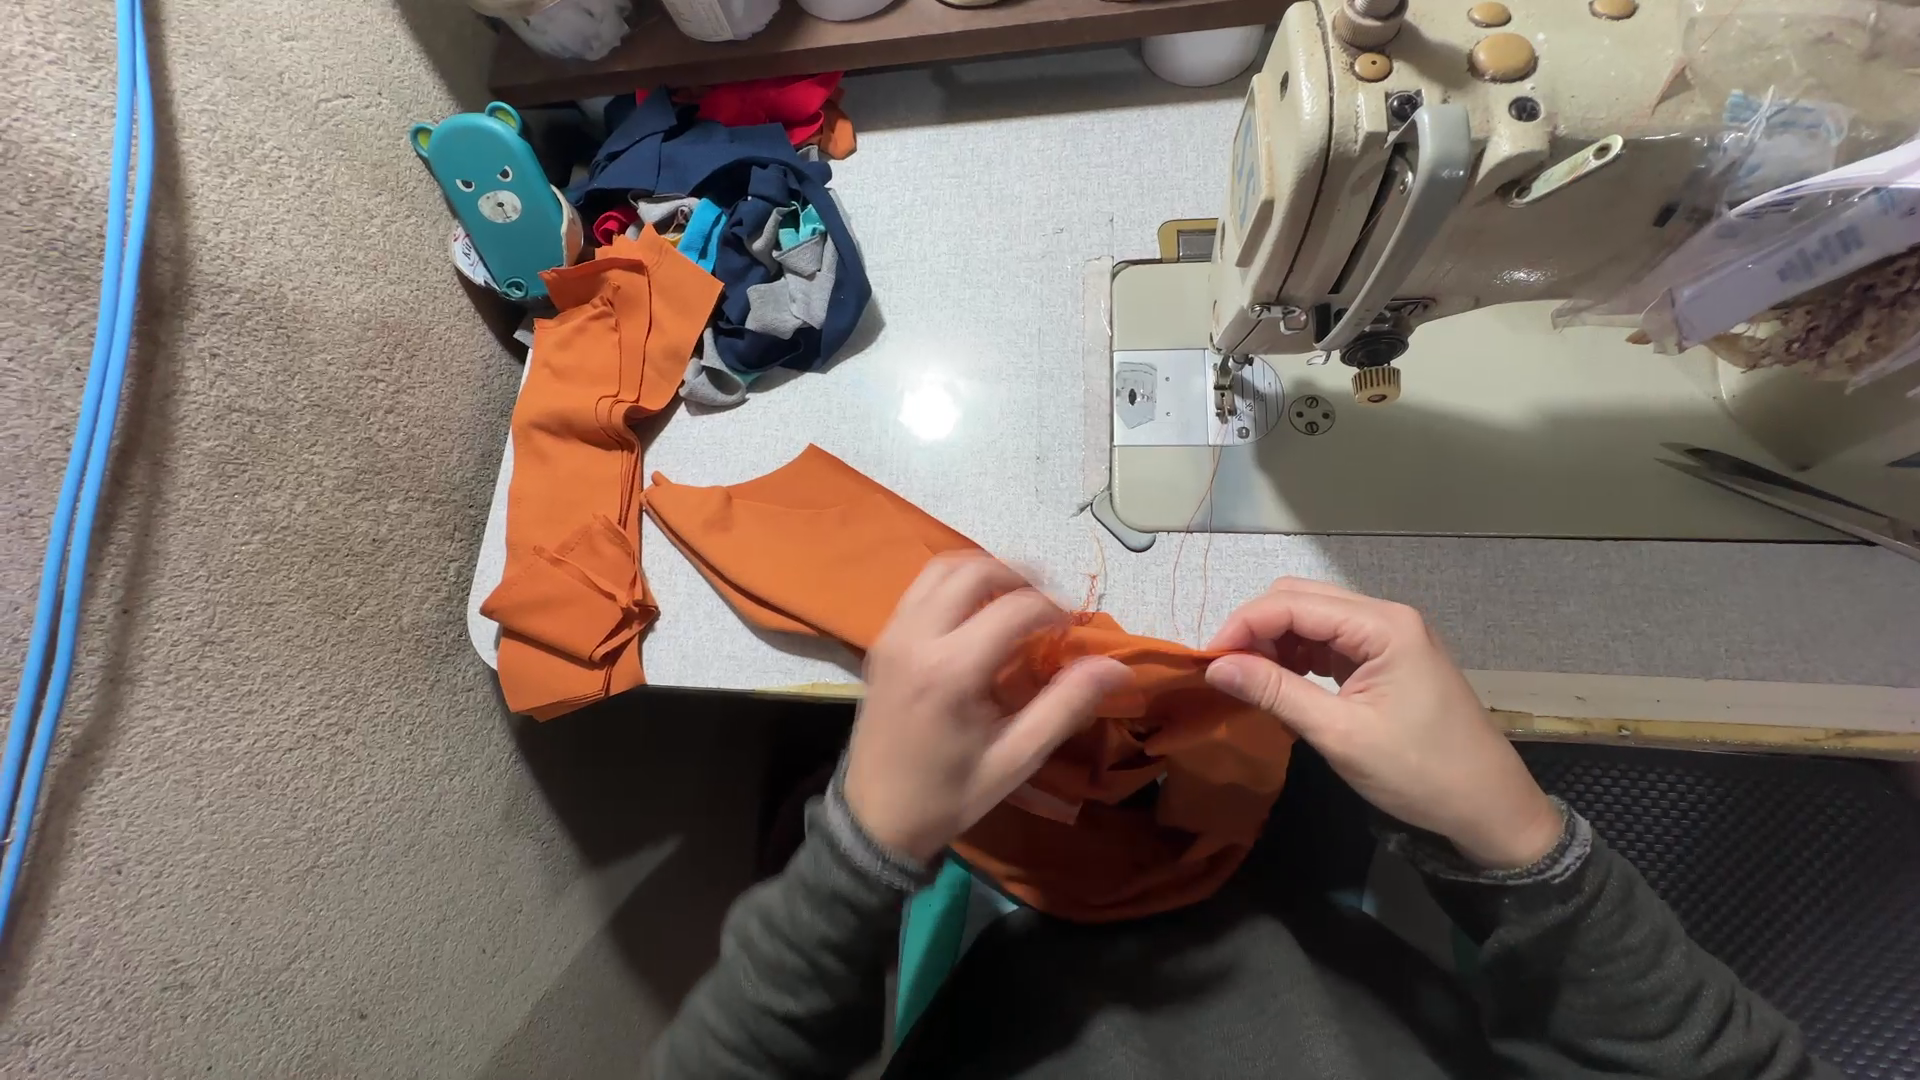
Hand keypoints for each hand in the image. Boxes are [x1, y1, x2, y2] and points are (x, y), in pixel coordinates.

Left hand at [843, 553, 1133, 861]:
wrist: (875, 817)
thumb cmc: (950, 794)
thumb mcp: (1015, 760)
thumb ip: (1065, 706)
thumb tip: (1117, 667)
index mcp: (951, 670)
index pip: (1015, 607)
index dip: (1054, 609)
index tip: (1071, 629)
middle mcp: (916, 638)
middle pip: (974, 570)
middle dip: (1020, 576)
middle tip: (1048, 605)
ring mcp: (892, 635)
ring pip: (941, 569)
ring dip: (984, 572)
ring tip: (1015, 599)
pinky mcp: (882, 640)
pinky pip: (920, 589)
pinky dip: (954, 585)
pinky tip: (976, 613)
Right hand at [1203, 579, 1561, 869]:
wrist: (1492, 811)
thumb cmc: (1419, 773)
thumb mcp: (1339, 733)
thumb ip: (1274, 692)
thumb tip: (1214, 666)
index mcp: (1382, 625)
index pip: (1291, 604)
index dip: (1242, 625)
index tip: (1208, 661)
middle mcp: (1385, 616)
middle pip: (1299, 599)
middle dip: (1255, 628)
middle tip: (1225, 669)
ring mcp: (1388, 635)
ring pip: (1310, 617)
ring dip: (1273, 640)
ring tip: (1249, 678)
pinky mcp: (1385, 657)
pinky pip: (1327, 639)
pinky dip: (1296, 654)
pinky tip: (1282, 680)